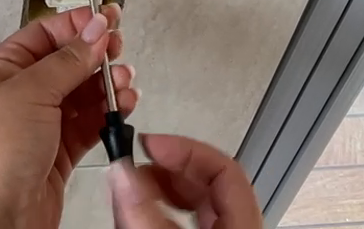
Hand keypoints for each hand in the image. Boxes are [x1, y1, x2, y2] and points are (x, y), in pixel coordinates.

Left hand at [0, 5, 137, 228]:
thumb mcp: (32, 92)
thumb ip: (69, 61)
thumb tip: (95, 28)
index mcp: (8, 66)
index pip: (47, 32)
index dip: (77, 23)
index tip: (106, 17)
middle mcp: (26, 90)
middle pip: (69, 60)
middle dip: (96, 52)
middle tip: (120, 46)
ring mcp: (45, 120)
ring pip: (83, 90)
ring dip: (107, 82)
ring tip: (125, 79)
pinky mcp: (62, 149)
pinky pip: (90, 121)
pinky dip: (108, 111)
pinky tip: (124, 103)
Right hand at [108, 133, 262, 228]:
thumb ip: (148, 209)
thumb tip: (120, 169)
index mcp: (243, 225)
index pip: (225, 168)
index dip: (185, 149)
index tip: (149, 143)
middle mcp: (237, 227)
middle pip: (206, 182)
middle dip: (165, 167)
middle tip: (134, 165)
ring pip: (192, 202)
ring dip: (158, 186)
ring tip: (130, 187)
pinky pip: (182, 219)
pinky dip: (158, 208)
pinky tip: (137, 210)